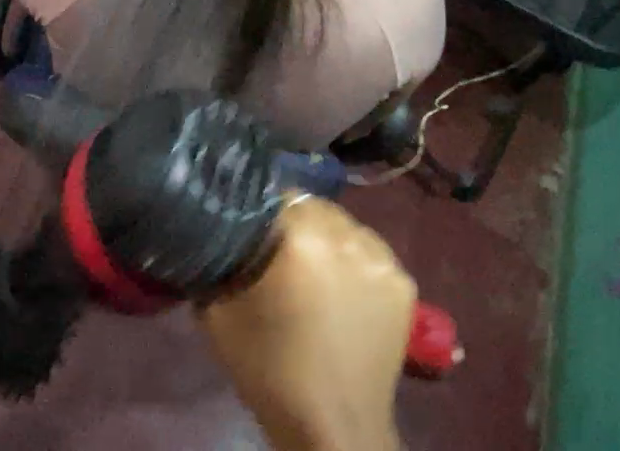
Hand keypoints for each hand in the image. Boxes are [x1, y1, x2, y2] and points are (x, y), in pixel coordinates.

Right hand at [197, 198, 411, 450]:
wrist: (332, 426)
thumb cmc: (268, 368)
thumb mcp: (216, 311)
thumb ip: (217, 261)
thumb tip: (215, 235)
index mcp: (301, 237)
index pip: (278, 194)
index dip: (262, 210)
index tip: (252, 231)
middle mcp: (346, 237)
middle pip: (315, 205)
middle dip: (297, 222)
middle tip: (280, 252)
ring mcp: (382, 260)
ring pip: (346, 226)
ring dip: (329, 238)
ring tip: (316, 270)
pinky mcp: (404, 284)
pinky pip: (372, 252)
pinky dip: (356, 261)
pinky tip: (344, 290)